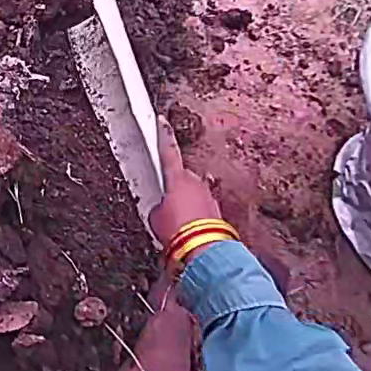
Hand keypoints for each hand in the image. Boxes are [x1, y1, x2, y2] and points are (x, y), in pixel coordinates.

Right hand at [148, 115, 223, 254]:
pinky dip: (194, 214)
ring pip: (191, 192)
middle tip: (162, 203)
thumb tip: (162, 208)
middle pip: (179, 175)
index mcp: (177, 178)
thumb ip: (158, 205)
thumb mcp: (155, 216)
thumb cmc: (177, 230)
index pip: (167, 150)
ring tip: (175, 222)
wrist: (204, 250)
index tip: (162, 120)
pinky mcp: (216, 210)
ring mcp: (208, 195)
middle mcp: (195, 182)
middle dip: (172, 186)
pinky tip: (187, 228)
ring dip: (184, 202)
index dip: (163, 134)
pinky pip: (200, 207)